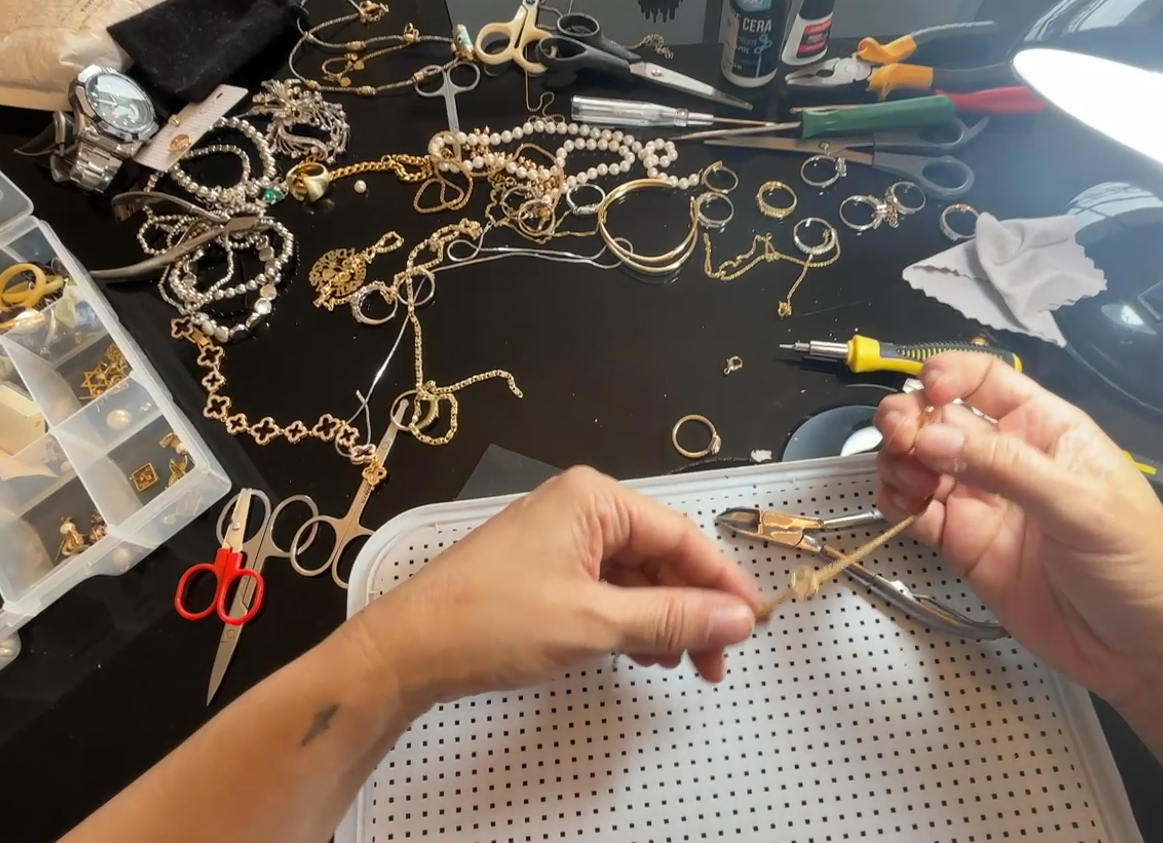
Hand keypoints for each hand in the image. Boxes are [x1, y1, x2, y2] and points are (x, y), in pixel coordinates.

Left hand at [351, 467, 762, 710]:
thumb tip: (739, 617)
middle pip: (659, 555)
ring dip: (662, 618)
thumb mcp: (593, 622)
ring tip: (683, 665)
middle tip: (717, 661)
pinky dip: (630, 621)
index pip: (679, 534)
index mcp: (595, 498)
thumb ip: (671, 617)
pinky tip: (644, 653)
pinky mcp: (549, 568)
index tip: (754, 622)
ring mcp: (563, 538)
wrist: (408, 649)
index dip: (721, 580)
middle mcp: (583, 508)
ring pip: (636, 576)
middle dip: (690, 607)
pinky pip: (607, 589)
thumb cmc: (494, 621)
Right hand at [875, 352, 1162, 705]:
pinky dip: (894, 502)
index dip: (948, 374)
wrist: (1149, 657)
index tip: (926, 391)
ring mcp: (976, 498)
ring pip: (915, 459)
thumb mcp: (1084, 507)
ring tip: (908, 483)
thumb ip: (1005, 468)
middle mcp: (1002, 456)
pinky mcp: (958, 540)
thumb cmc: (1142, 566)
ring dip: (897, 460)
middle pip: (936, 416)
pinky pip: (911, 509)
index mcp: (1042, 429)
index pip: (983, 380)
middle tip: (899, 439)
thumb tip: (930, 439)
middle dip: (908, 418)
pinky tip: (901, 508)